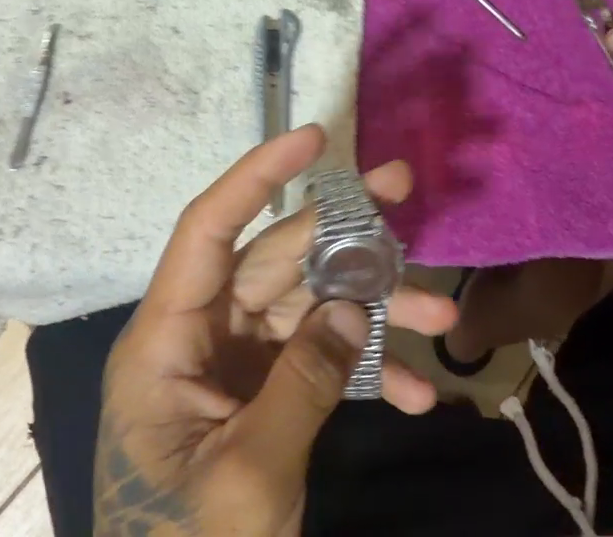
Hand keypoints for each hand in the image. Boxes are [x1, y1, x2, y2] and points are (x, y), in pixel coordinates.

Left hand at [94, 126, 457, 536]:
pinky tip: (420, 396)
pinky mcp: (270, 396)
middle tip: (405, 189)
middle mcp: (202, 336)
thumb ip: (302, 383)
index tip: (314, 140)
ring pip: (313, 308)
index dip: (257, 177)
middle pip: (277, 260)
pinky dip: (371, 374)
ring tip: (445, 317)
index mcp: (167, 340)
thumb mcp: (247, 473)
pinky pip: (323, 363)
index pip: (206, 231)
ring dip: (377, 312)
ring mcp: (239, 367)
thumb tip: (353, 307)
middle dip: (347, 235)